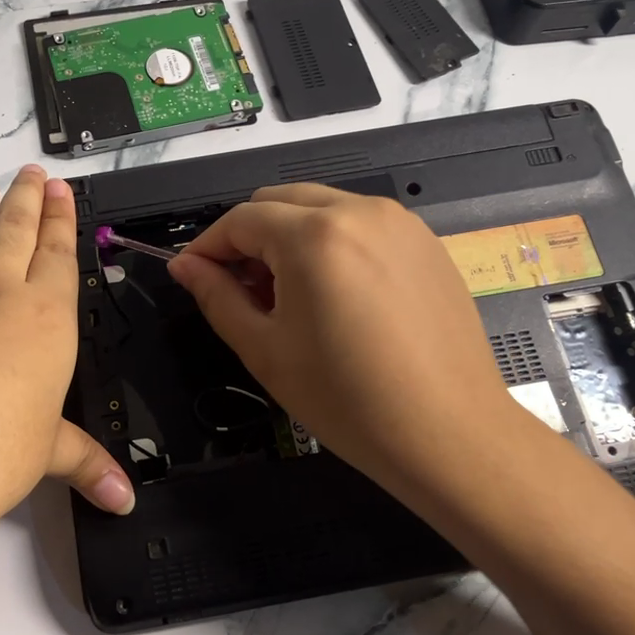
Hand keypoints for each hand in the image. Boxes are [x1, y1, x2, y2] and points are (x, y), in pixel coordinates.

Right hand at [168, 184, 540, 494]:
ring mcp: (400, 223)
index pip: (241, 220)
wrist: (448, 433)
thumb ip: (218, 297)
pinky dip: (334, 243)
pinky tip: (337, 297)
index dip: (208, 246)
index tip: (191, 276)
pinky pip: (362, 225)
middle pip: (280, 201)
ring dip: (291, 237)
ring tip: (289, 296)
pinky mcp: (426, 243)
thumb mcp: (265, 350)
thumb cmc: (347, 399)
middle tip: (240, 290)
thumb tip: (185, 267)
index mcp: (314, 235)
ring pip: (323, 207)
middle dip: (249, 236)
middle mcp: (359, 211)